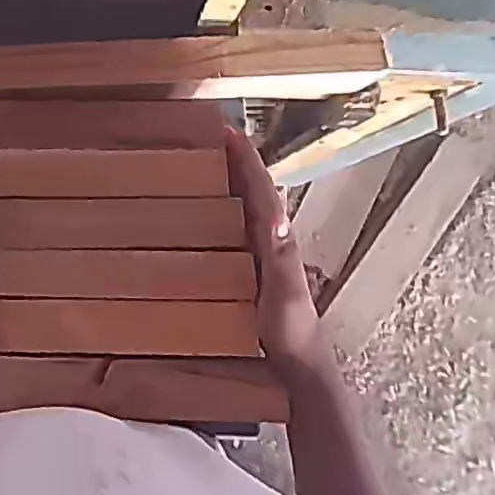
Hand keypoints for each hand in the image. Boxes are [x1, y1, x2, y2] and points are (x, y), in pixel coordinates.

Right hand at [223, 128, 332, 382]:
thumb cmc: (291, 330)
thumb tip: (273, 216)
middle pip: (250, 189)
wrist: (295, 362)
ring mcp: (256, 252)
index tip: (227, 131)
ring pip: (240, 206)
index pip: (261, 189)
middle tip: (206, 137)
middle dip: (233, 160)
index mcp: (276, 237)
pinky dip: (217, 209)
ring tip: (198, 162)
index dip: (245, 159)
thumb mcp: (287, 294)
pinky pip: (229, 228)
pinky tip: (199, 211)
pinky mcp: (244, 267)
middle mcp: (267, 237)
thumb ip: (281, 258)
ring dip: (225, 180)